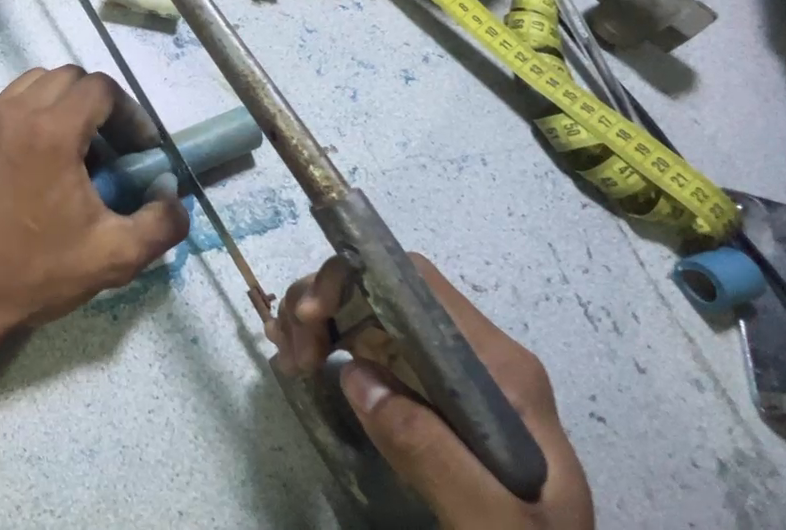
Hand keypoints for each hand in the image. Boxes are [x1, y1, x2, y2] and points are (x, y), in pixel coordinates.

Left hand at [0, 67, 189, 371]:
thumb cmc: (36, 273)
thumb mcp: (114, 256)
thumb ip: (162, 222)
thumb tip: (170, 192)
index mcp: (50, 132)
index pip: (101, 88)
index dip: (130, 114)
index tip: (140, 150)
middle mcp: (12, 113)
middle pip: (68, 78)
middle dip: (99, 104)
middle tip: (113, 148)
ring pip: (34, 84)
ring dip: (63, 104)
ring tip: (76, 151)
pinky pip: (5, 105)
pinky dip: (30, 116)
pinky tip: (38, 162)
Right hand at [267, 254, 593, 529]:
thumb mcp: (493, 519)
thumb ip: (434, 454)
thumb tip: (355, 375)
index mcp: (497, 367)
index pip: (417, 284)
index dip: (353, 280)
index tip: (310, 317)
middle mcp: (472, 356)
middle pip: (383, 294)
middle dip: (324, 304)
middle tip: (292, 353)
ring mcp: (446, 375)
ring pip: (368, 315)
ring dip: (317, 322)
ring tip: (288, 358)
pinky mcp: (427, 399)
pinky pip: (369, 348)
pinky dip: (325, 342)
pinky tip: (298, 360)